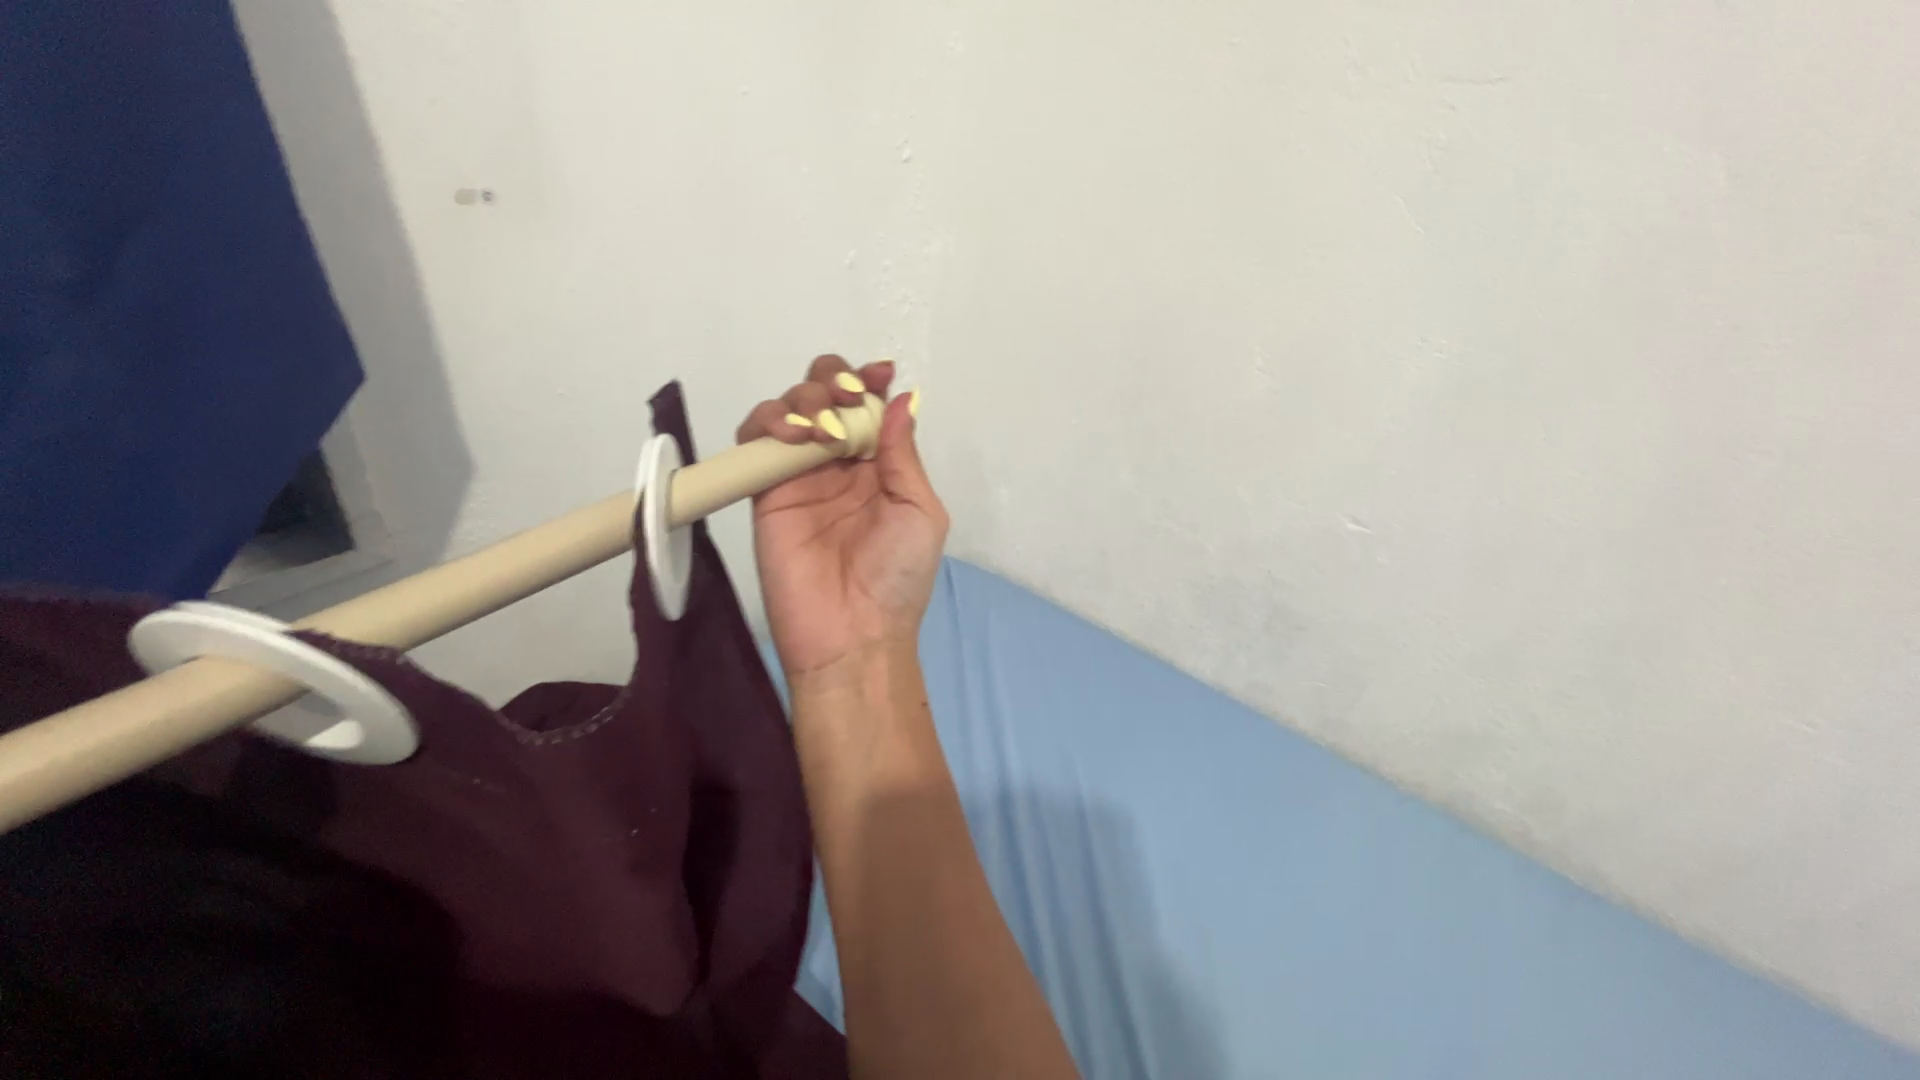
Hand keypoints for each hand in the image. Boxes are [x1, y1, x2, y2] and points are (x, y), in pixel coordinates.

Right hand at [737, 355, 948, 680]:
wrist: (853, 634)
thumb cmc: (898, 576)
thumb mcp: (920, 511)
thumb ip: (903, 454)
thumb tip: (900, 397)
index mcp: (880, 466)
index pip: (866, 406)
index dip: (867, 381)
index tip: (877, 374)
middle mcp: (838, 464)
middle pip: (823, 396)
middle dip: (832, 381)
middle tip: (846, 398)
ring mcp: (799, 476)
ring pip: (788, 410)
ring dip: (802, 399)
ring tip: (820, 427)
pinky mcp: (764, 493)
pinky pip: (755, 442)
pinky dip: (769, 423)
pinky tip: (794, 436)